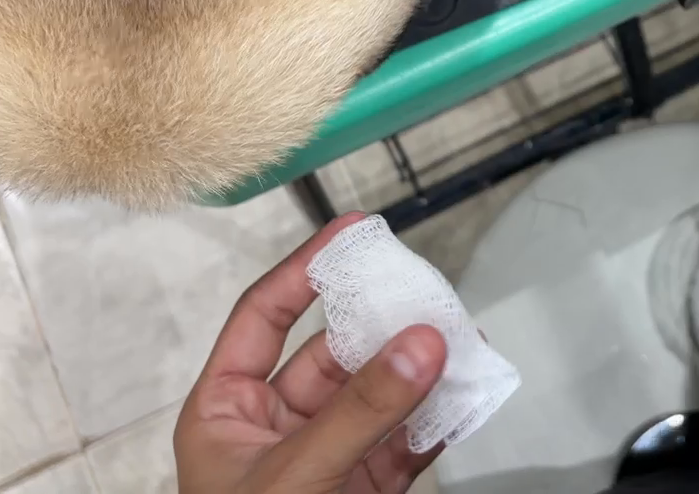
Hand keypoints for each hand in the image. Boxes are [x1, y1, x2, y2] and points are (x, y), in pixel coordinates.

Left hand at [175, 213, 449, 493]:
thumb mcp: (291, 484)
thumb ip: (357, 412)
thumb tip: (424, 341)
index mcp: (229, 412)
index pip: (266, 316)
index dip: (307, 267)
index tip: (355, 230)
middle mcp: (281, 424)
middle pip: (339, 347)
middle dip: (386, 320)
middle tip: (428, 291)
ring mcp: (331, 453)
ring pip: (383, 387)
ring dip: (423, 363)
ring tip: (461, 337)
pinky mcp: (370, 484)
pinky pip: (412, 433)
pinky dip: (443, 413)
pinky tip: (468, 389)